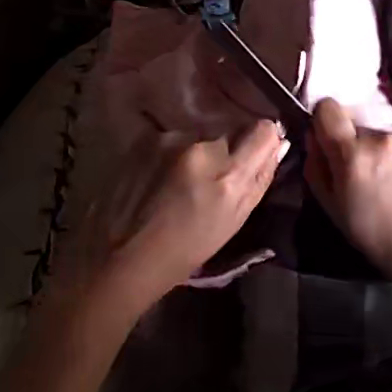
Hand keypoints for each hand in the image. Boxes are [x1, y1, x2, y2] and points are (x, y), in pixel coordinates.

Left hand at [81, 119, 285, 304]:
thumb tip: (278, 144)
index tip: (255, 157)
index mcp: (229, 174)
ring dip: (198, 153)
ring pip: (200, 135)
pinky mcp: (143, 140)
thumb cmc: (182, 252)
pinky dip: (172, 155)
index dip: (263, 141)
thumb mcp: (233, 222)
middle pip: (230, 131)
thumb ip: (260, 178)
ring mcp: (168, 139)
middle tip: (210, 183)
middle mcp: (201, 146)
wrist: (113, 262)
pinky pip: (173, 139)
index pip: (264, 129)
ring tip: (179, 186)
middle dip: (227, 151)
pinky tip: (157, 182)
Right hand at [304, 98, 391, 284]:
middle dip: (348, 143)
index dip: (321, 122)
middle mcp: (379, 136)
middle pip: (351, 123)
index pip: (327, 108)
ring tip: (383, 182)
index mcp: (352, 153)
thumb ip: (316, 169)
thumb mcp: (334, 210)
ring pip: (374, 134)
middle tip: (355, 175)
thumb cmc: (379, 236)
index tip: (325, 143)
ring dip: (371, 150)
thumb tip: (312, 140)